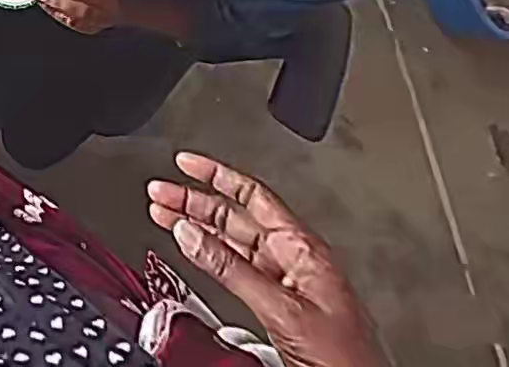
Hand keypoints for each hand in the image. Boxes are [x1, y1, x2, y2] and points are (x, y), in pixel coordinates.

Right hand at [148, 152, 387, 366]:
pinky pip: (235, 270)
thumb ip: (231, 269)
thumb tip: (188, 231)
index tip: (186, 163)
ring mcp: (286, 285)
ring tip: (164, 214)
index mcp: (302, 249)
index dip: (216, 174)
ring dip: (196, 226)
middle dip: (194, 200)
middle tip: (160, 192)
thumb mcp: (283, 309)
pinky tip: (192, 249)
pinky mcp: (278, 310)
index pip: (252, 195)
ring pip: (231, 242)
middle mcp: (293, 261)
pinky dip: (207, 255)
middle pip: (235, 217)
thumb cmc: (348, 362)